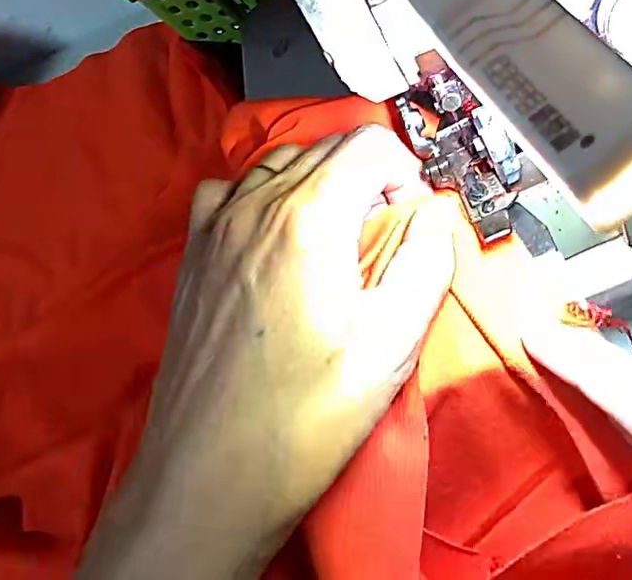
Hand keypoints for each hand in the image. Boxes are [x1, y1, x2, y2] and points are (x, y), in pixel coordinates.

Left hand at [79, 127, 456, 579]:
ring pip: (287, 159)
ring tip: (341, 231)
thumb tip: (435, 216)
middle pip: (332, 147)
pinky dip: (266, 190)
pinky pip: (233, 187)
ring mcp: (220, 227)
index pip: (370, 145)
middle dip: (373, 175)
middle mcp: (259, 209)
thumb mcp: (390, 349)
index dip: (405, 172)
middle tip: (385, 232)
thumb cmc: (299, 425)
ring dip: (326, 179)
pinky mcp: (196, 252)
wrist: (204, 486)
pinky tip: (281, 230)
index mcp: (310, 222)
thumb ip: (426, 264)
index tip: (410, 216)